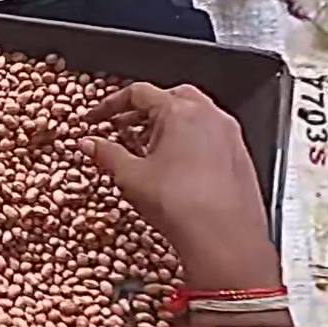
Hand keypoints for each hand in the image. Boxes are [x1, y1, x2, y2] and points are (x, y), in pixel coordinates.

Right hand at [76, 83, 277, 288]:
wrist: (222, 234)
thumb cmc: (179, 202)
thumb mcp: (129, 176)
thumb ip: (106, 153)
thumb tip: (89, 143)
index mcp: (180, 112)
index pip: (139, 93)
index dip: (110, 103)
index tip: (96, 118)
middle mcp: (209, 115)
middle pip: (170, 96)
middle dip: (141, 109)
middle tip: (119, 127)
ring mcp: (228, 134)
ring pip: (192, 114)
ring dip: (164, 123)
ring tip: (142, 147)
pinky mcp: (238, 154)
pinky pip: (208, 134)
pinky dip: (185, 139)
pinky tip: (170, 165)